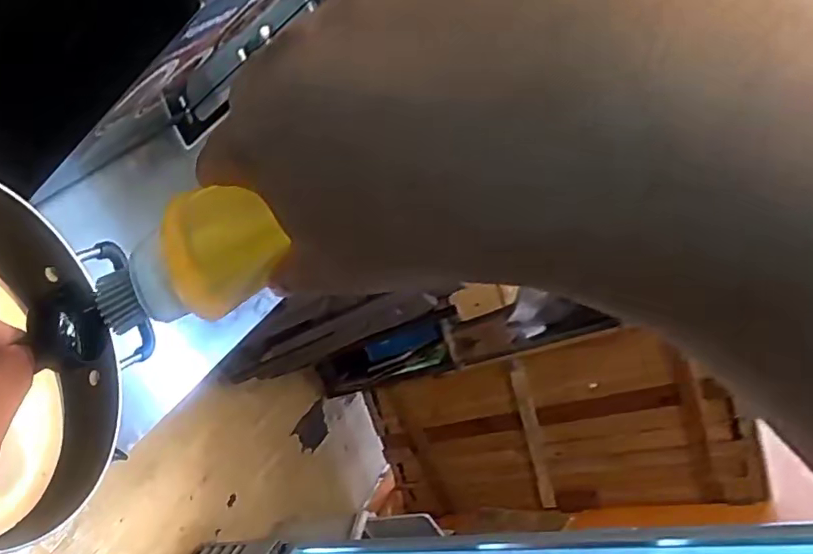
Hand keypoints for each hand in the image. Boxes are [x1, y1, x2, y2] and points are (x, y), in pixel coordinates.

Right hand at [196, 0, 800, 296]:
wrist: (594, 134)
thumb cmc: (435, 223)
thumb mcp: (349, 269)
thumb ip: (297, 264)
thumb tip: (287, 261)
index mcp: (262, 124)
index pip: (219, 160)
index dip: (244, 194)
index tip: (278, 213)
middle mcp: (305, 41)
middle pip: (279, 93)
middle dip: (303, 132)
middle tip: (364, 170)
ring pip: (349, 47)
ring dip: (369, 82)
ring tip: (445, 119)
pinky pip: (418, 18)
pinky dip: (437, 44)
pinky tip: (490, 74)